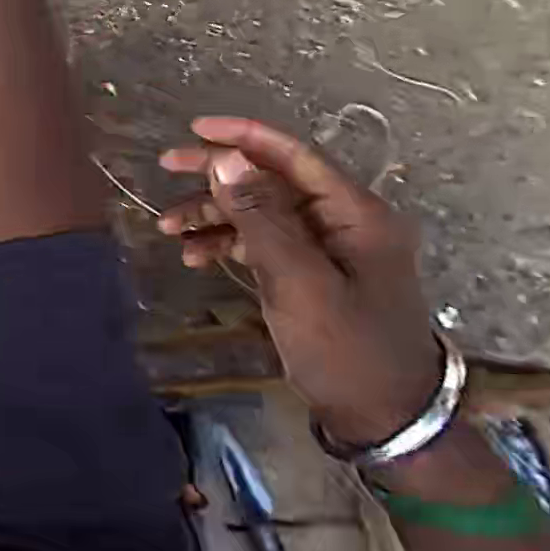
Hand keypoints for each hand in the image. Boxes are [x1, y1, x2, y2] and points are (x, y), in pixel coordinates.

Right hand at [160, 118, 440, 447]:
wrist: (382, 422)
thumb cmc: (346, 348)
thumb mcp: (298, 280)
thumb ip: (260, 215)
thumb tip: (226, 158)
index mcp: (354, 212)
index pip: (293, 154)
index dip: (243, 135)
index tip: (195, 128)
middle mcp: (339, 219)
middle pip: (268, 179)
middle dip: (216, 174)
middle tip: (167, 166)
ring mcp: (322, 246)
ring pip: (257, 210)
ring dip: (212, 213)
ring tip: (167, 227)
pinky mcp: (306, 270)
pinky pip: (258, 240)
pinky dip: (224, 242)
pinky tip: (193, 255)